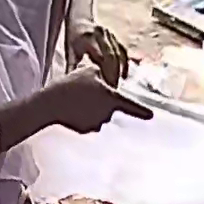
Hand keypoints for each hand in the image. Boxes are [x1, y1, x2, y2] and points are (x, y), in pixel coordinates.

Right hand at [34, 65, 152, 133]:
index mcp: (111, 97)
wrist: (52, 103)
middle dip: (101, 102)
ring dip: (91, 109)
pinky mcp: (85, 132)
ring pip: (98, 116)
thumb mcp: (90, 71)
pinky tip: (72, 111)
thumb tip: (106, 80)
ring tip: (77, 100)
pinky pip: (88, 123)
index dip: (141, 111)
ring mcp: (96, 125)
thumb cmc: (72, 84)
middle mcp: (106, 114)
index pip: (130, 105)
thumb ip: (103, 76)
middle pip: (109, 108)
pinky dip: (82, 118)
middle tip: (85, 92)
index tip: (151, 116)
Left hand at [67, 21, 128, 85]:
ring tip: (115, 87)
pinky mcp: (114, 37)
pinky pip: (122, 51)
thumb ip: (72, 67)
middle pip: (111, 57)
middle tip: (111, 91)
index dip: (104, 74)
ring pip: (118, 55)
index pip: (100, 59)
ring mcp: (109, 35)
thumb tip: (70, 85)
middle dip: (113, 75)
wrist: (80, 18)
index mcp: (89, 39)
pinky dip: (124, 64)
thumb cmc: (73, 39)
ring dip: (118, 71)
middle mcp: (101, 35)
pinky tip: (124, 76)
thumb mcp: (70, 52)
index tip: (103, 89)